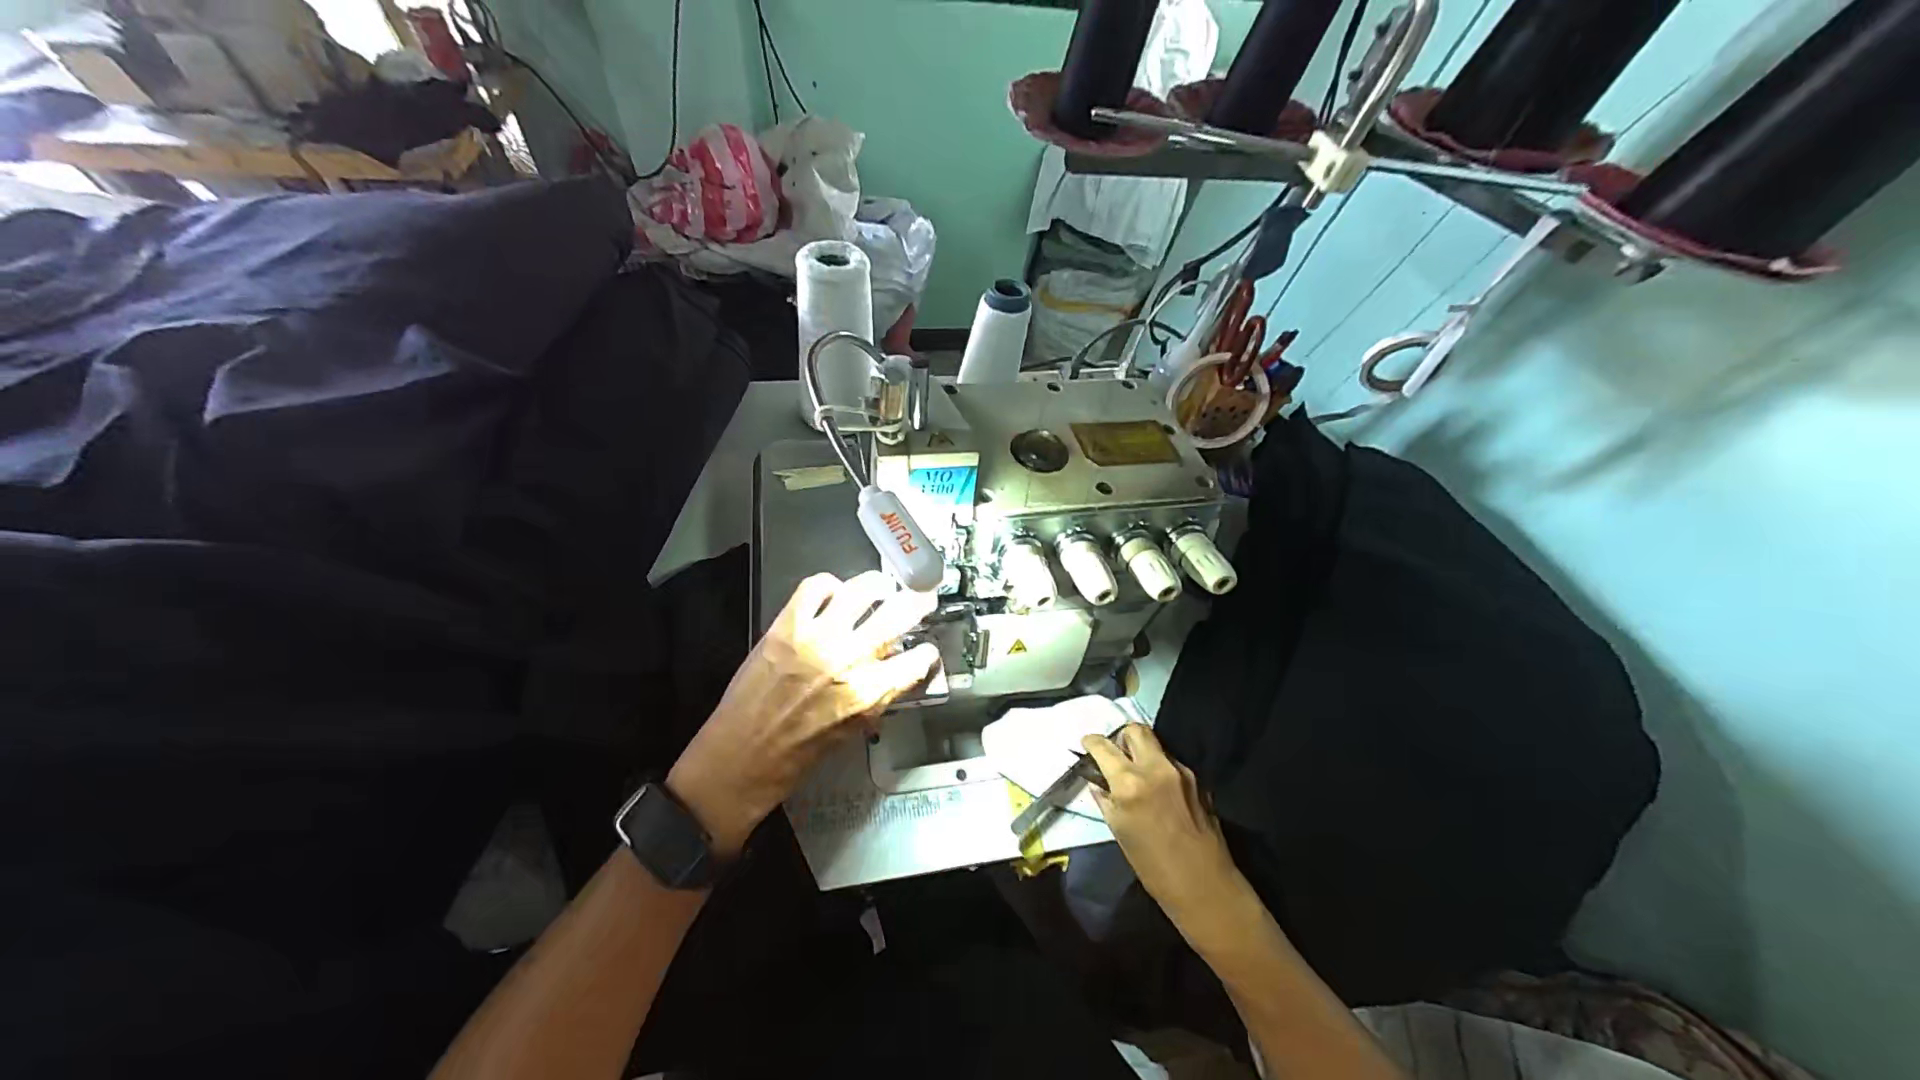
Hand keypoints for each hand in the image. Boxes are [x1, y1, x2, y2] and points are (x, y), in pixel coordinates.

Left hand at [668, 571, 938, 856]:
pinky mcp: (786, 626)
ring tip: (880, 587)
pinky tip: (833, 596)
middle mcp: (848, 659)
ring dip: (878, 585)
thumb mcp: (852, 731)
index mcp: (868, 694)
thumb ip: (877, 696)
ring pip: (861, 589)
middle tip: (921, 597)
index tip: (925, 650)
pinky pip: (816, 586)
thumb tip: (894, 672)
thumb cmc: (796, 756)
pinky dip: (830, 585)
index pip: (916, 660)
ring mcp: (816, 637)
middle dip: (917, 603)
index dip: (926, 653)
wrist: (739, 759)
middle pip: (898, 614)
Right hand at [1082, 724, 1251, 933]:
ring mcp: (1182, 772)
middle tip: (1115, 755)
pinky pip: (1172, 763)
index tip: (1087, 744)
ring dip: (1142, 753)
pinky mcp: (1199, 781)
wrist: (1205, 888)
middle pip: (1135, 730)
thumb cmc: (1153, 868)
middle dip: (1121, 737)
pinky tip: (1159, 792)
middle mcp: (1157, 769)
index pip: (1104, 746)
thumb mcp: (1119, 831)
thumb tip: (1098, 782)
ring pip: (1156, 745)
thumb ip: (1106, 799)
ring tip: (1137, 776)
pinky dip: (1160, 769)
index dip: (1091, 742)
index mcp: (1130, 783)